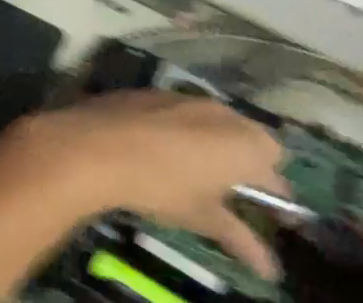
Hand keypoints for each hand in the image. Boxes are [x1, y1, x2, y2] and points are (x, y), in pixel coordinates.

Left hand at [3, 91, 287, 278]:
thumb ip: (240, 238)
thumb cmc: (158, 185)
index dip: (272, 192)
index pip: (274, 166)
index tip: (268, 214)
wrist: (88, 147)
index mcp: (244, 143)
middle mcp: (215, 111)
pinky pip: (168, 111)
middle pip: (243, 136)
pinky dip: (171, 128)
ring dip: (206, 141)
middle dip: (241, 162)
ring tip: (192, 171)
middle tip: (229, 191)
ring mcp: (174, 96)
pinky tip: (153, 149)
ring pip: (205, 120)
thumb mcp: (203, 217)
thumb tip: (270, 271)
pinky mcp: (138, 92)